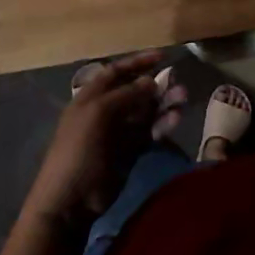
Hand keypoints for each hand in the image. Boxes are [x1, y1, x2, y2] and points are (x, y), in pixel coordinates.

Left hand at [23, 51, 183, 225]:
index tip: (162, 55)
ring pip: (145, 111)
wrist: (72, 199)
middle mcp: (105, 111)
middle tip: (177, 81)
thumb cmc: (79, 150)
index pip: (115, 72)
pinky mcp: (130, 151)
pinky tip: (175, 118)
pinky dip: (162, 125)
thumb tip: (150, 81)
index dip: (136, 62)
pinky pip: (149, 132)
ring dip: (163, 103)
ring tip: (183, 98)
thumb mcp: (98, 114)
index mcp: (90, 97)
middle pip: (134, 91)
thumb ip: (125, 95)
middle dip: (155, 84)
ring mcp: (118, 132)